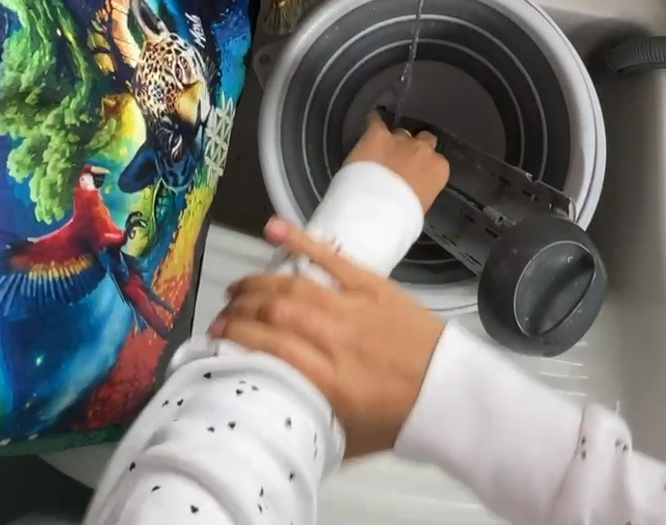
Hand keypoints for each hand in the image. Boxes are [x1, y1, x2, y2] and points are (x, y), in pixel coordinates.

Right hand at [212, 218, 446, 457]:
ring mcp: (353, 306)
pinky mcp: (371, 284)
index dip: (237, 337)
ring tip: (238, 289)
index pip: (271, 347)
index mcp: (329, 380)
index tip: (216, 338)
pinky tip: (272, 228)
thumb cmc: (400, 416)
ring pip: (294, 285)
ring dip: (259, 283)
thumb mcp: (349, 438)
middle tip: (222, 315)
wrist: (449, 388)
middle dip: (241, 311)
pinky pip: (331, 257)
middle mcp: (336, 339)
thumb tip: (278, 420)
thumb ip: (311, 427)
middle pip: (276, 312)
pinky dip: (300, 240)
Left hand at [347, 113, 448, 211]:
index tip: (415, 175)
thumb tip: (413, 190)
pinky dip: (374, 122)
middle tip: (401, 161)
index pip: (436, 161)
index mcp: (438, 169)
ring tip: (382, 150)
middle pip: (423, 140)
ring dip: (394, 141)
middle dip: (414, 149)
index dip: (424, 167)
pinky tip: (371, 122)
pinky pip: (375, 121)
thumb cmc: (402, 217)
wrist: (375, 210)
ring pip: (401, 133)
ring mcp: (400, 139)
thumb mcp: (422, 206)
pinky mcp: (377, 134)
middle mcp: (423, 149)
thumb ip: (421, 190)